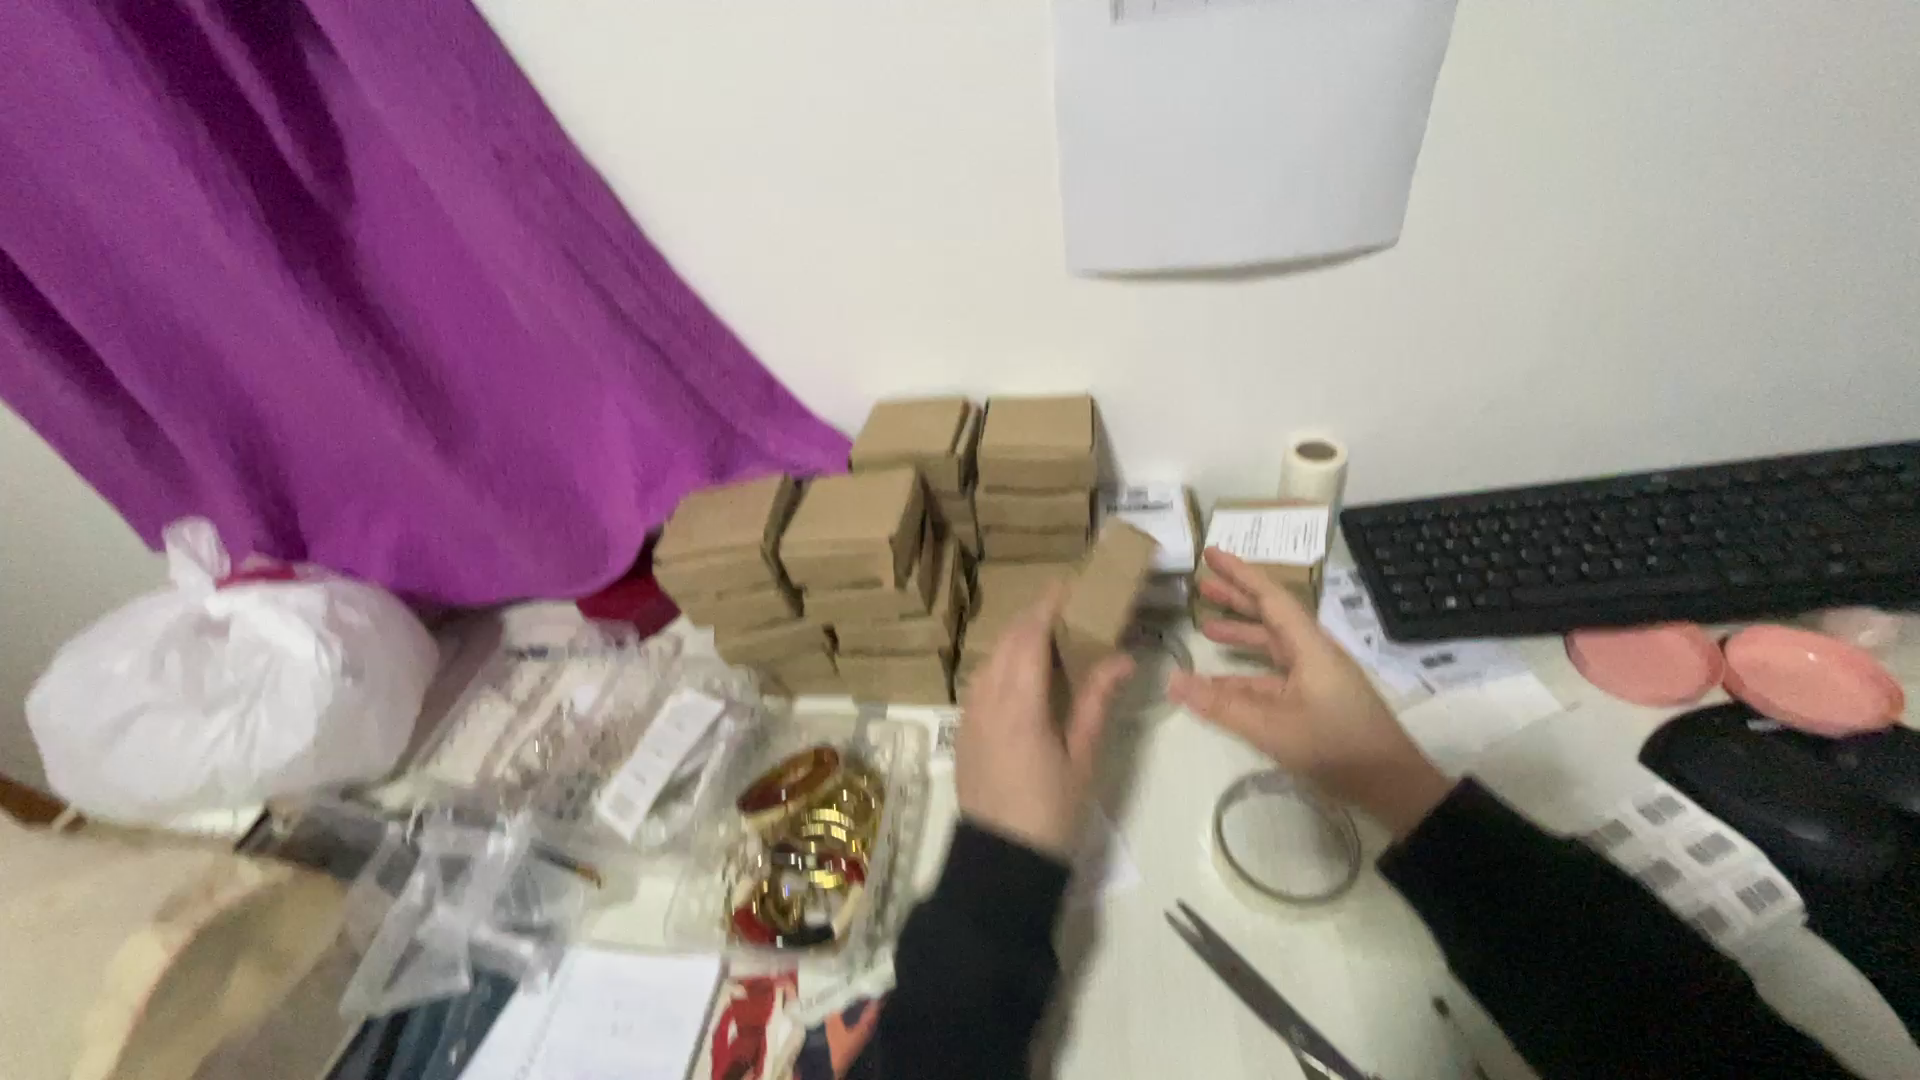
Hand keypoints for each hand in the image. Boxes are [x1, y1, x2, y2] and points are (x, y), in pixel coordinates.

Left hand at [957, 585, 1134, 859]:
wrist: (1001, 860)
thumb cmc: (1051, 812)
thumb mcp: (1082, 759)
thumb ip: (1096, 701)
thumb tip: (1122, 657)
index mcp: (1019, 703)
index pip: (1030, 635)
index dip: (1048, 604)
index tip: (1070, 585)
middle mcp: (987, 698)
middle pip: (1007, 640)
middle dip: (1034, 616)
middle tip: (1068, 608)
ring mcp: (970, 713)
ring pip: (990, 657)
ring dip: (1016, 638)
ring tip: (1050, 637)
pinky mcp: (964, 729)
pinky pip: (981, 679)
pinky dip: (1002, 662)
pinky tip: (1024, 674)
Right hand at [1167, 548, 1453, 836]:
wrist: (1392, 786)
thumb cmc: (1336, 747)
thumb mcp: (1272, 727)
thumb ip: (1220, 704)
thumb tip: (1173, 680)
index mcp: (1310, 647)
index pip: (1270, 598)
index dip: (1239, 573)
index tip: (1211, 554)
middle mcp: (1312, 654)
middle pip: (1270, 616)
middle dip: (1236, 598)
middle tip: (1201, 583)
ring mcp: (1315, 677)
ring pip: (1271, 645)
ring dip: (1240, 633)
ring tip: (1205, 625)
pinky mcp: (1314, 700)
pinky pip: (1272, 676)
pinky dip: (1245, 672)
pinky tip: (1219, 680)